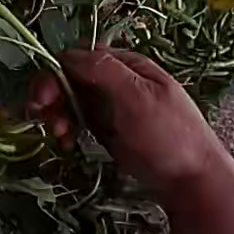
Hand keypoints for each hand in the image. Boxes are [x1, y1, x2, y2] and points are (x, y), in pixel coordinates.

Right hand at [27, 46, 232, 196]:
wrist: (190, 180)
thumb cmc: (168, 135)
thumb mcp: (138, 97)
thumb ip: (104, 71)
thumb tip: (67, 53)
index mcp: (125, 65)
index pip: (77, 56)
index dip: (55, 73)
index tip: (44, 98)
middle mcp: (114, 80)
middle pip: (68, 77)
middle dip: (51, 96)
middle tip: (44, 119)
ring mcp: (109, 105)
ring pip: (68, 99)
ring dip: (56, 114)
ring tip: (60, 136)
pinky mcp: (105, 128)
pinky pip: (76, 120)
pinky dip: (65, 129)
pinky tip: (67, 144)